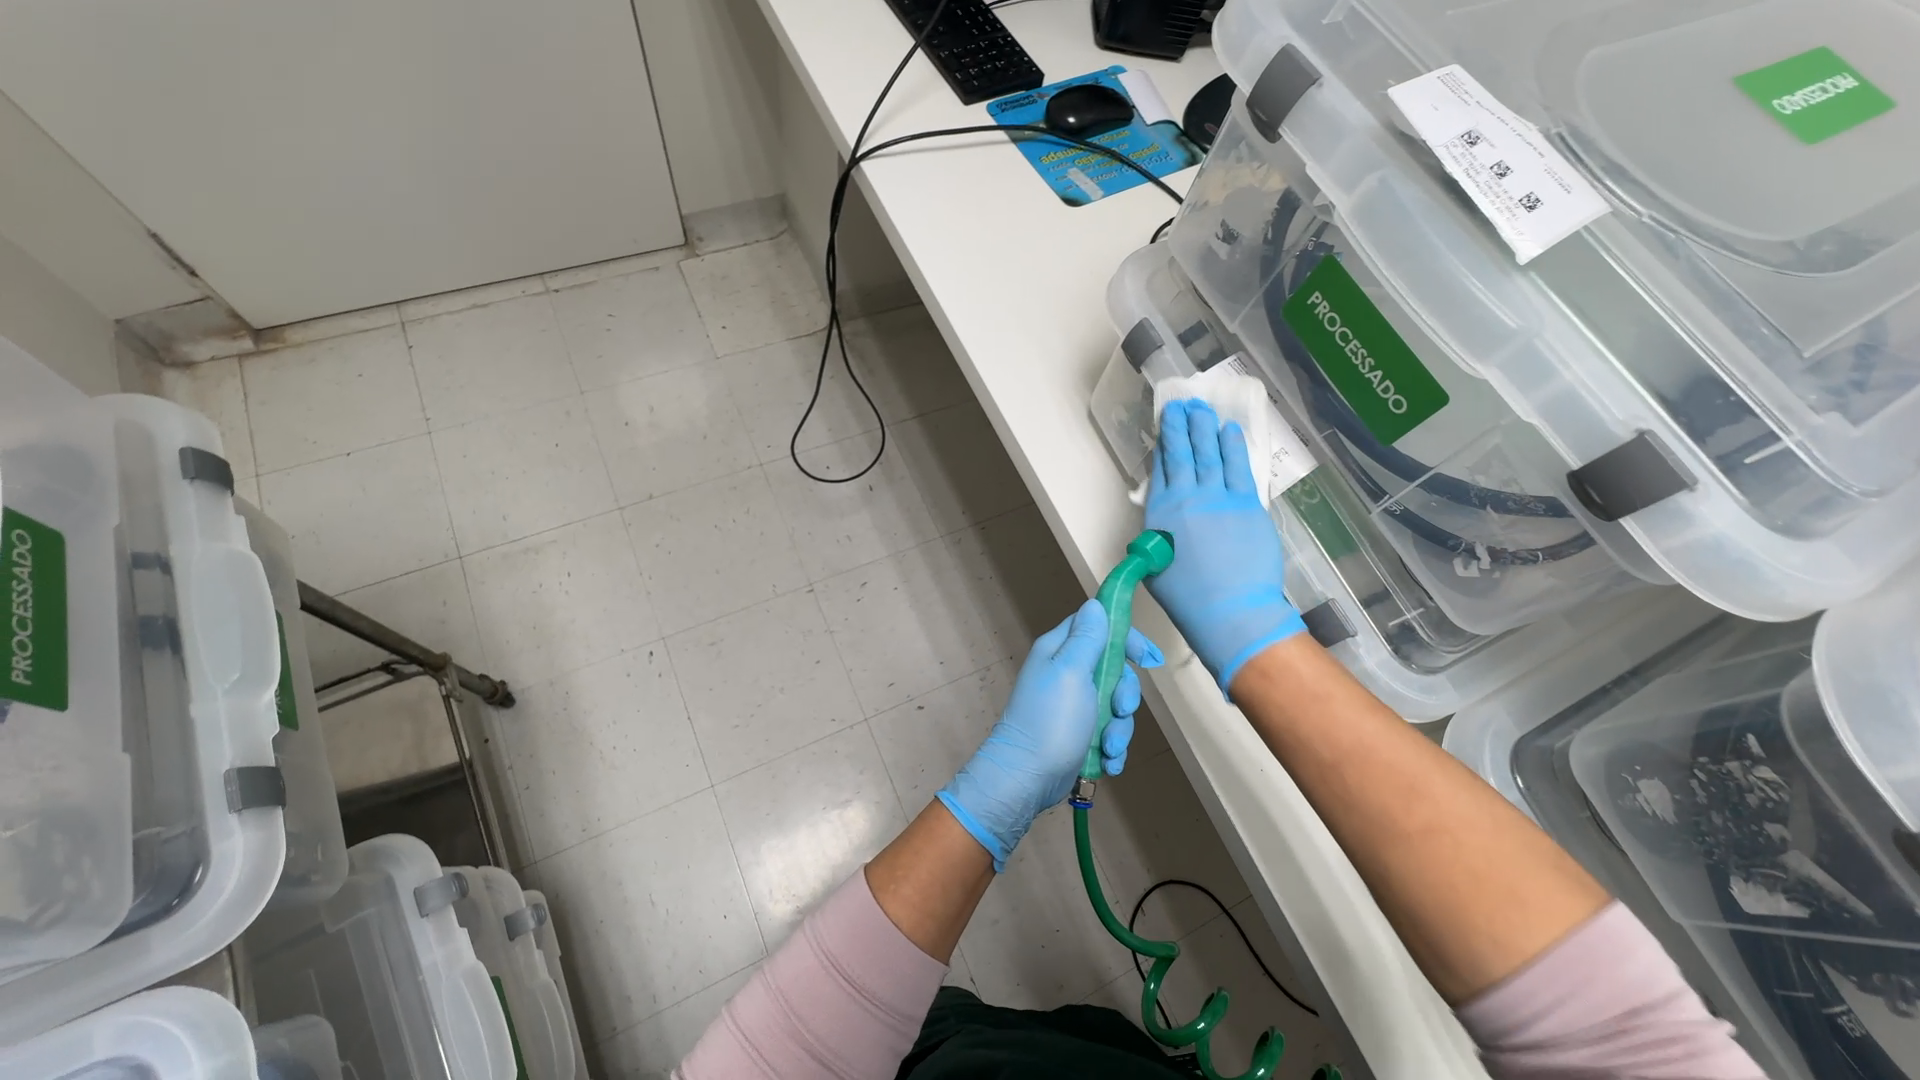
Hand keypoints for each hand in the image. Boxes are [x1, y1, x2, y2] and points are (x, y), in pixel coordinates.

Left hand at [937, 599, 1161, 870]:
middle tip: (1119, 709)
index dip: (1125, 639)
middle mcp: (1066, 674)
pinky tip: (1108, 762)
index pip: (1098, 627)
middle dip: (1124, 694)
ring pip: (1115, 706)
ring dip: (1119, 729)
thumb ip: (1087, 637)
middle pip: (1114, 670)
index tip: (1147, 658)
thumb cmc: (1049, 719)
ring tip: (1108, 748)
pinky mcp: (1079, 735)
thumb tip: (1095, 603)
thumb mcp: (1071, 670)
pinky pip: (1108, 734)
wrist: (1026, 778)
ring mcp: (1073, 707)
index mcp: (1060, 651)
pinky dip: (1112, 749)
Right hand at [1145, 399, 1305, 695]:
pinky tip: (1230, 431)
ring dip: (1205, 428)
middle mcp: (1186, 499)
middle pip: (1184, 454)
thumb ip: (1157, 538)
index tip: (1163, 427)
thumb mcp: (1155, 567)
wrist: (1230, 611)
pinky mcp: (1247, 505)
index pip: (1161, 471)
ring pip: (1211, 454)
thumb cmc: (1188, 600)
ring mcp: (1219, 499)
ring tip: (1202, 408)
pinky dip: (1233, 446)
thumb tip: (1163, 525)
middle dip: (1181, 427)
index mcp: (1160, 515)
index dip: (1163, 447)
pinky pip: (1238, 467)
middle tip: (1181, 404)